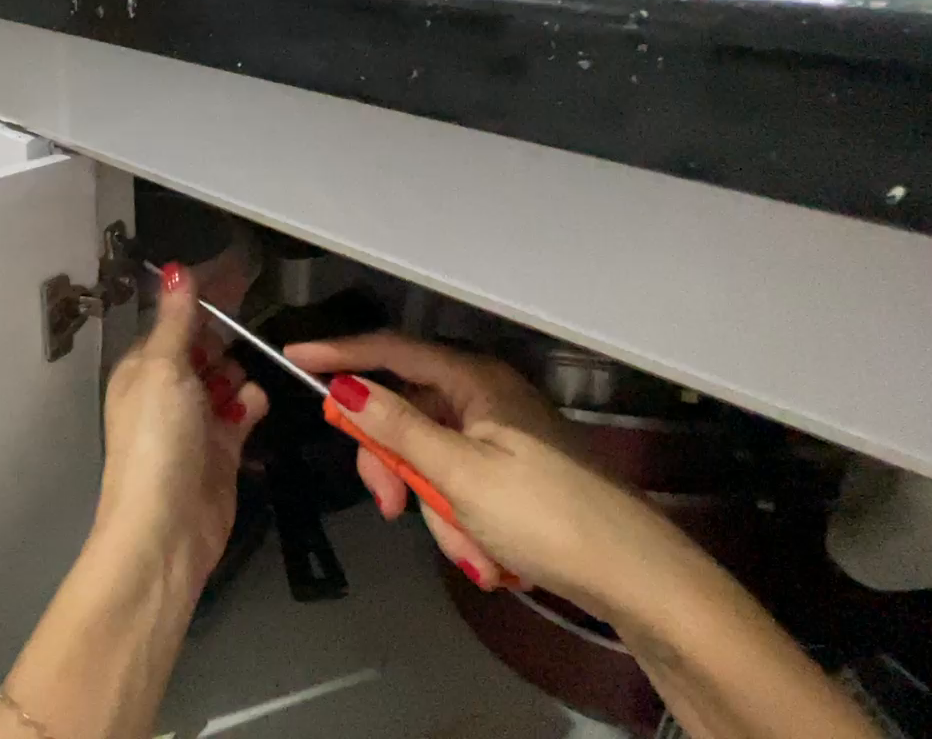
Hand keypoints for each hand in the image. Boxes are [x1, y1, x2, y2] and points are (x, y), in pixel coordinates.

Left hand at [93, 263, 269, 590]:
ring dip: (237, 372)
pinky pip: (243, 411)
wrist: (167, 529)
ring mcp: (196, 420)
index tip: (240, 269)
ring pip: (227, 377)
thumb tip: (175, 269)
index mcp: (142, 367)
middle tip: (254, 314)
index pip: (176, 319)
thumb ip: (177, 320)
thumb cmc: (157, 440)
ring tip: (240, 378)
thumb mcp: (163, 369)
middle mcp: (167, 389)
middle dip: (225, 334)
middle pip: (204, 347)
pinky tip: (251, 408)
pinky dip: (250, 405)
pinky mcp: (223, 448)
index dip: (205, 296)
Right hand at [285, 334, 711, 624]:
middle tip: (387, 505)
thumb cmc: (548, 516)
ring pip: (425, 454)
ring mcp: (496, 432)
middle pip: (403, 411)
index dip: (339, 354)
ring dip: (429, 502)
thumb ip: (396, 428)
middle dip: (390, 462)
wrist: (636, 578)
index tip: (294, 356)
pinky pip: (453, 480)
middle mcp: (483, 395)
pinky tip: (479, 549)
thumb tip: (345, 388)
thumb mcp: (459, 473)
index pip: (391, 352)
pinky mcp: (507, 468)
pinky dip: (454, 515)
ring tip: (464, 546)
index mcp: (475, 380)